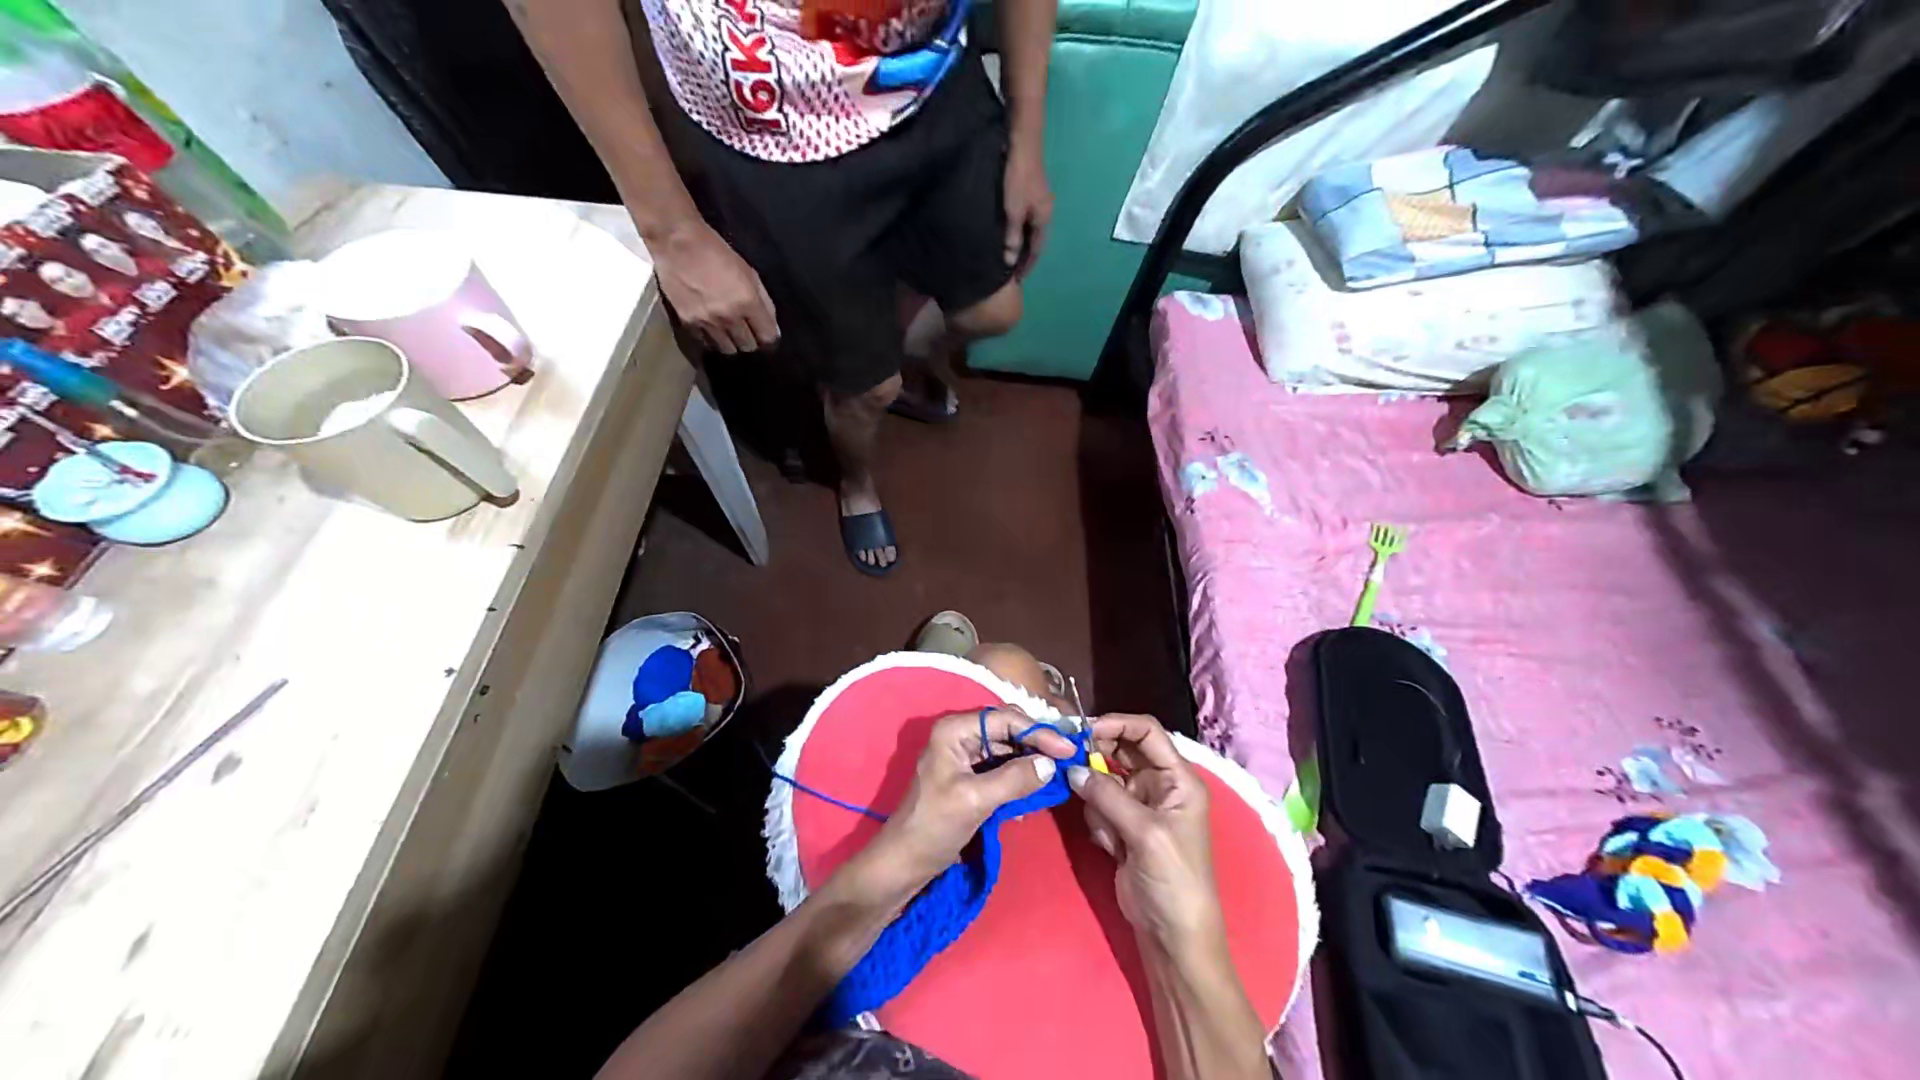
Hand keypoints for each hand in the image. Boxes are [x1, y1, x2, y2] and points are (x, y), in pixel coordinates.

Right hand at [649, 219, 779, 354]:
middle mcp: (729, 316)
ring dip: (731, 342)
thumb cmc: (716, 252)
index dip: (769, 338)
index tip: (765, 334)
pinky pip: (706, 342)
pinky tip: (710, 327)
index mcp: (748, 302)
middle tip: (746, 330)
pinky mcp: (688, 322)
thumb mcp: (749, 272)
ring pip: (727, 349)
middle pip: (748, 346)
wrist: (676, 242)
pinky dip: (711, 338)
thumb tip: (772, 326)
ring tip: (728, 331)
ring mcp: (707, 321)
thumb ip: (764, 301)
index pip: (767, 337)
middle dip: (750, 340)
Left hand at [863, 706, 1076, 892]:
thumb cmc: (934, 826)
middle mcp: (959, 735)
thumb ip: (1014, 779)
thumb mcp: (976, 800)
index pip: (1005, 719)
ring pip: (1007, 748)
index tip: (1068, 750)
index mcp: (955, 730)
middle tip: (1068, 758)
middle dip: (1037, 742)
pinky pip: (1002, 767)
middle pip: (1007, 728)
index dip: (1038, 732)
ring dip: (1031, 759)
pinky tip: (1036, 790)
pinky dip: (1020, 776)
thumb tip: (1050, 764)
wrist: (905, 862)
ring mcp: (964, 755)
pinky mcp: (969, 776)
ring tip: (1058, 773)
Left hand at [1002, 143, 1053, 275]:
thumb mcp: (1013, 211)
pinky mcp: (1031, 190)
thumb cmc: (1017, 178)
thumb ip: (1012, 236)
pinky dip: (1019, 229)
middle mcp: (1045, 211)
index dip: (1026, 266)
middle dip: (1024, 257)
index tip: (1016, 281)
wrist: (1021, 141)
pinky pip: (1026, 217)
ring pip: (1030, 228)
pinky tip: (1009, 232)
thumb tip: (1010, 259)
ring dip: (1021, 243)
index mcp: (1044, 218)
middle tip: (1011, 271)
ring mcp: (1039, 200)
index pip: (1036, 250)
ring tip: (1008, 255)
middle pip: (1035, 240)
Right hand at [1068, 713, 1222, 948]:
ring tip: (1109, 834)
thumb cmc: (1173, 879)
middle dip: (1097, 759)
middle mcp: (1159, 784)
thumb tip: (1073, 769)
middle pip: (1121, 751)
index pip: (1147, 732)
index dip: (1117, 724)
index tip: (1084, 729)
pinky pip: (1098, 804)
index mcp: (1179, 778)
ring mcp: (1140, 804)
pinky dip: (1097, 820)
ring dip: (1098, 800)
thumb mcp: (1145, 833)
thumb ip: (1108, 795)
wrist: (1172, 935)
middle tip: (1073, 765)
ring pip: (1103, 778)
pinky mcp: (1123, 824)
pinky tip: (1110, 847)